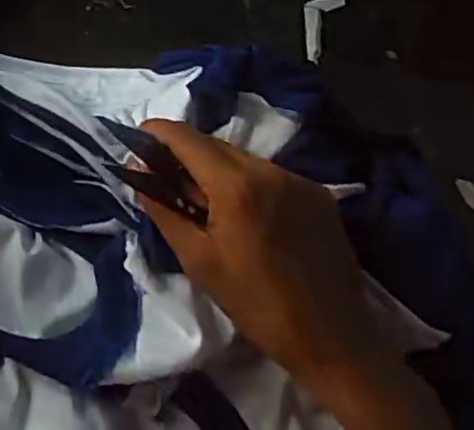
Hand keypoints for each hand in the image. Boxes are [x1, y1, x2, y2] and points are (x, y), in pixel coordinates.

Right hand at [136, 120, 449, 429]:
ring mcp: (297, 179)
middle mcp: (268, 169)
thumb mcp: (199, 261)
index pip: (186, 138)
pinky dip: (250, 182)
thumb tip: (138, 173)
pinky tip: (248, 214)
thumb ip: (163, 210)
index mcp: (236, 185)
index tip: (139, 135)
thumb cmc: (257, 305)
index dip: (158, 131)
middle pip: (214, 144)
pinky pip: (271, 174)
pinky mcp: (318, 193)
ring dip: (218, 168)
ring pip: (243, 158)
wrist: (336, 342)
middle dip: (186, 152)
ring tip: (207, 200)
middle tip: (166, 175)